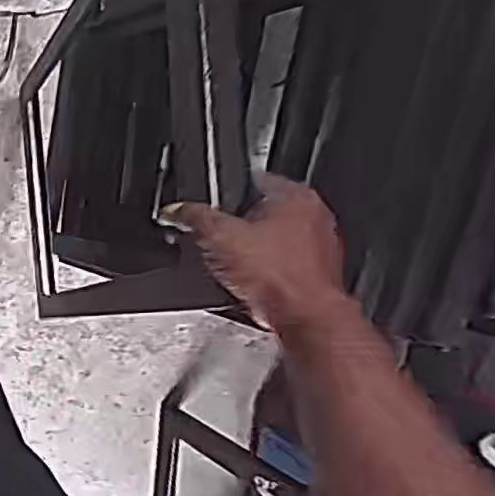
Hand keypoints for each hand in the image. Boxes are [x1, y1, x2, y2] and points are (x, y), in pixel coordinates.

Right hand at [162, 174, 351, 331]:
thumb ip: (193, 217)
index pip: (253, 179)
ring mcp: (319, 244)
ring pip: (269, 240)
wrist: (303, 315)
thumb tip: (175, 210)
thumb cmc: (276, 274)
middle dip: (235, 226)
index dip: (223, 194)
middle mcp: (314, 215)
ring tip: (233, 266)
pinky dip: (262, 272)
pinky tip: (250, 283)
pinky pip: (277, 265)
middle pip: (259, 212)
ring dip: (249, 251)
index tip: (207, 210)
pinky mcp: (314, 272)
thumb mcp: (216, 236)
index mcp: (296, 195)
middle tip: (216, 241)